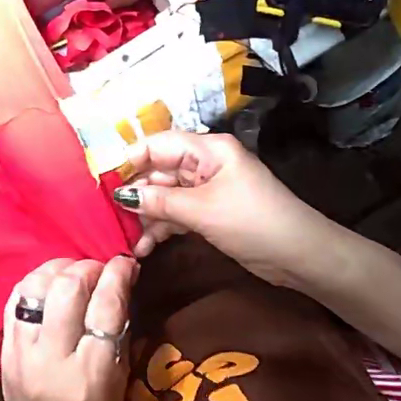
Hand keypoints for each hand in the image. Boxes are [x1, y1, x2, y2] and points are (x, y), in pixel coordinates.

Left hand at [0, 256, 135, 400]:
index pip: (105, 309)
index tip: (126, 263)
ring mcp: (21, 354)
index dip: (118, 275)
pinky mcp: (2, 349)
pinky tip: (50, 285)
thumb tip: (122, 277)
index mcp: (90, 377)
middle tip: (100, 271)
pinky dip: (36, 282)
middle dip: (89, 268)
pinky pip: (16, 298)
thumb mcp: (119, 382)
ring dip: (60, 269)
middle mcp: (51, 362)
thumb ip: (119, 330)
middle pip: (68, 290)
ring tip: (74, 273)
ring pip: (36, 287)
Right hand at [113, 131, 336, 288]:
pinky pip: (176, 214)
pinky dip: (161, 227)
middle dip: (135, 194)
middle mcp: (205, 164)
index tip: (101, 180)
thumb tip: (121, 195)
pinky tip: (144, 246)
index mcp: (208, 150)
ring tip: (126, 239)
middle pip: (159, 171)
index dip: (129, 159)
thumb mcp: (202, 210)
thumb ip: (159, 202)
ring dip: (146, 216)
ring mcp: (207, 189)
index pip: (158, 144)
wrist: (300, 256)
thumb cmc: (253, 222)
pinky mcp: (209, 213)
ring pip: (165, 196)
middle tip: (109, 216)